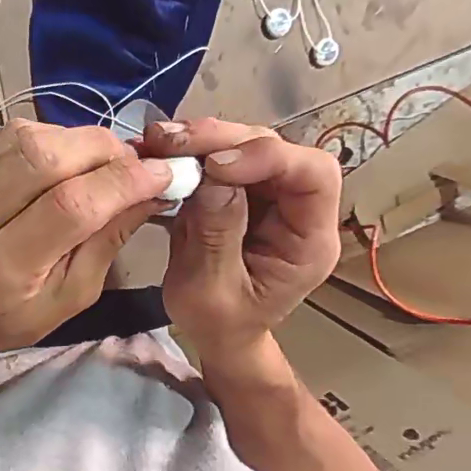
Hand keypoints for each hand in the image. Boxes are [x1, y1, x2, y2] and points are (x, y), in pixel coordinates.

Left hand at [0, 119, 173, 361]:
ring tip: (102, 161)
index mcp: (2, 272)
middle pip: (44, 160)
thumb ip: (109, 240)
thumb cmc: (16, 316)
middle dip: (102, 150)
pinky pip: (7, 137)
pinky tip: (65, 156)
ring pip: (26, 140)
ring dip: (77, 140)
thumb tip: (153, 187)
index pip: (69, 207)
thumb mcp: (74, 295)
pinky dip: (48, 137)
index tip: (163, 171)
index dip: (122, 181)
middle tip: (132, 161)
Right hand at [141, 118, 342, 359]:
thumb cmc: (220, 323)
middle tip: (168, 141)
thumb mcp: (211, 290)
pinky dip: (188, 149)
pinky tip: (158, 149)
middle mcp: (295, 206)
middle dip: (222, 139)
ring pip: (244, 144)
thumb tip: (213, 178)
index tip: (214, 166)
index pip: (314, 175)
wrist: (215, 332)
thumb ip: (216, 235)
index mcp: (309, 239)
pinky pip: (218, 155)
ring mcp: (266, 194)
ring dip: (200, 138)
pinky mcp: (237, 189)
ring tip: (156, 142)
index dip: (268, 158)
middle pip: (274, 148)